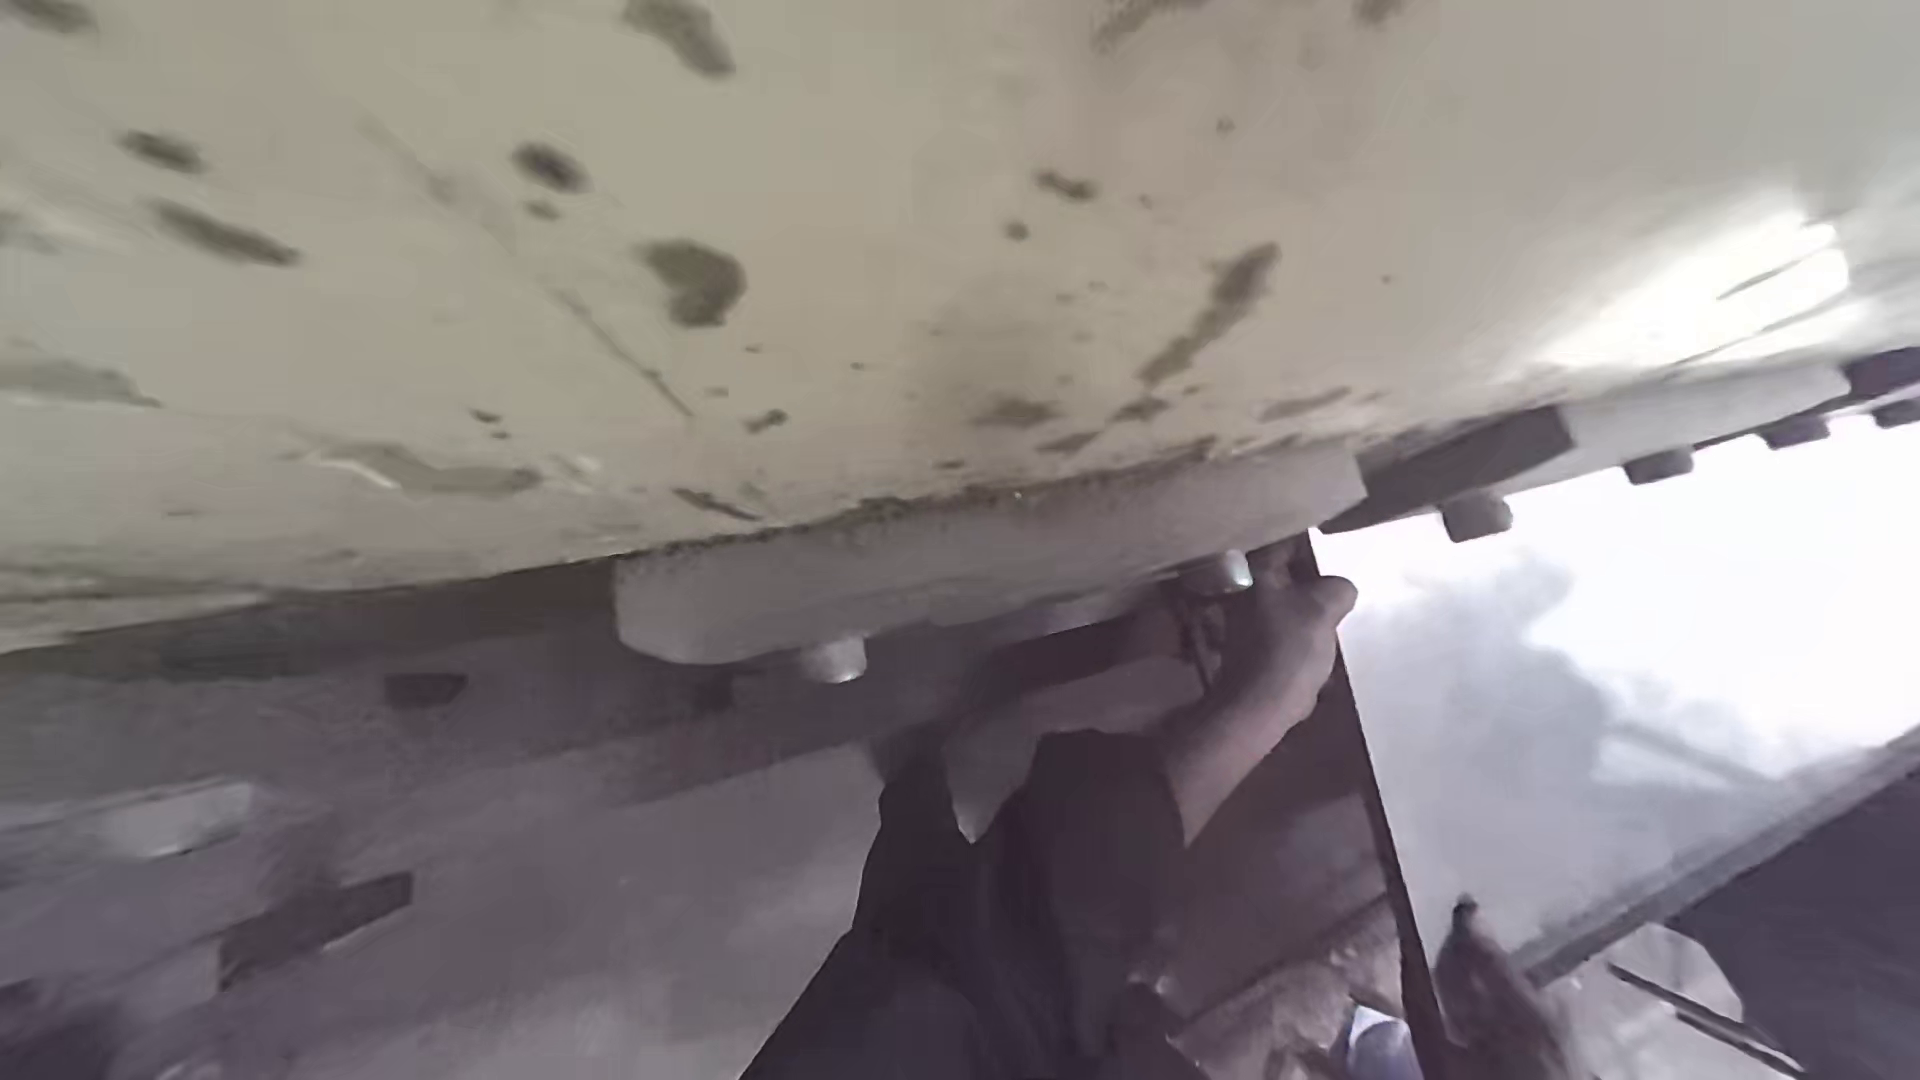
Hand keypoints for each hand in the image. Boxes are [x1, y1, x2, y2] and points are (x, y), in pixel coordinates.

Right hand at [1159, 541, 1356, 840]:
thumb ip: (1268, 558)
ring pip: (1292, 646)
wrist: (1255, 705)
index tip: (1285, 574)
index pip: (1340, 585)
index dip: (1316, 577)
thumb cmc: (1263, 635)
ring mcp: (1312, 676)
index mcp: (1326, 610)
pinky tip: (1228, 661)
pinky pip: (1273, 674)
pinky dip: (1255, 665)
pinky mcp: (1290, 702)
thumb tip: (1279, 534)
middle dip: (1284, 608)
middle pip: (1312, 617)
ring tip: (1229, 633)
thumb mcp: (1258, 583)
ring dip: (1267, 637)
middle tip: (1246, 601)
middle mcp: (1328, 644)